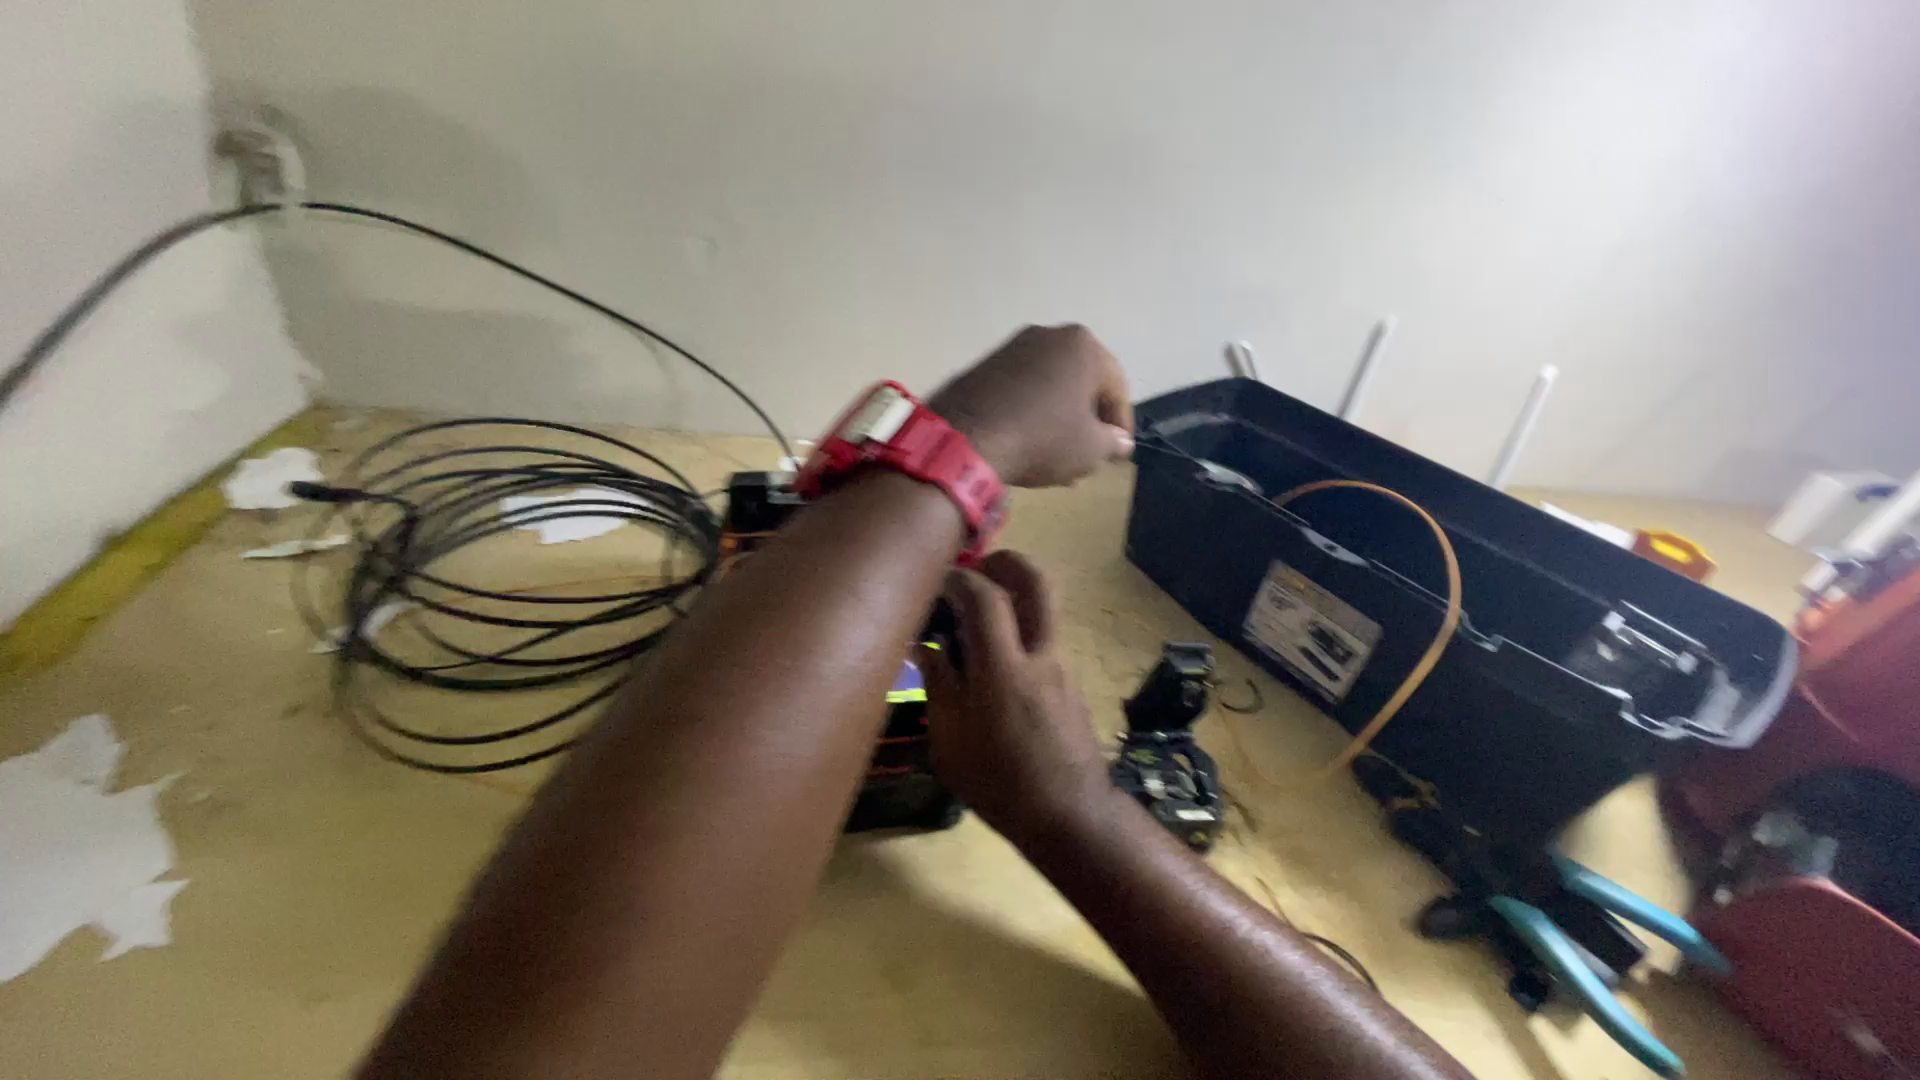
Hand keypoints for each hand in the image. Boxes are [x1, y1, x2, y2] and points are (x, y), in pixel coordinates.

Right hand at [917, 551, 1112, 843]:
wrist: (1069, 816)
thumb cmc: (999, 784)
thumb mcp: (950, 741)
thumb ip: (939, 685)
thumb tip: (928, 647)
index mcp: (1004, 670)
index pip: (986, 598)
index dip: (959, 577)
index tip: (937, 578)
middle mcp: (1041, 655)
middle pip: (1037, 580)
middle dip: (1006, 561)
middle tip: (976, 568)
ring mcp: (1063, 665)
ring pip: (1047, 605)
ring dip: (1016, 591)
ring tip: (980, 611)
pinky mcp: (1071, 680)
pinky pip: (1047, 633)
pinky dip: (1023, 624)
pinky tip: (996, 654)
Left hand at [930, 324, 1133, 487]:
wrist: (966, 439)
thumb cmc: (1043, 438)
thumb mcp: (1091, 449)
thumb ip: (1112, 443)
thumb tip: (1119, 441)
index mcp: (1083, 345)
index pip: (1115, 387)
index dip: (1121, 424)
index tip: (1120, 452)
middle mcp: (1048, 335)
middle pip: (1080, 384)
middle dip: (1086, 424)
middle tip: (1089, 457)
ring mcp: (1010, 349)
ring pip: (1048, 389)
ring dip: (1058, 423)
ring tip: (1058, 461)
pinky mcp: (982, 368)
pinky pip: (1019, 393)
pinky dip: (1030, 416)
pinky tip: (1027, 447)